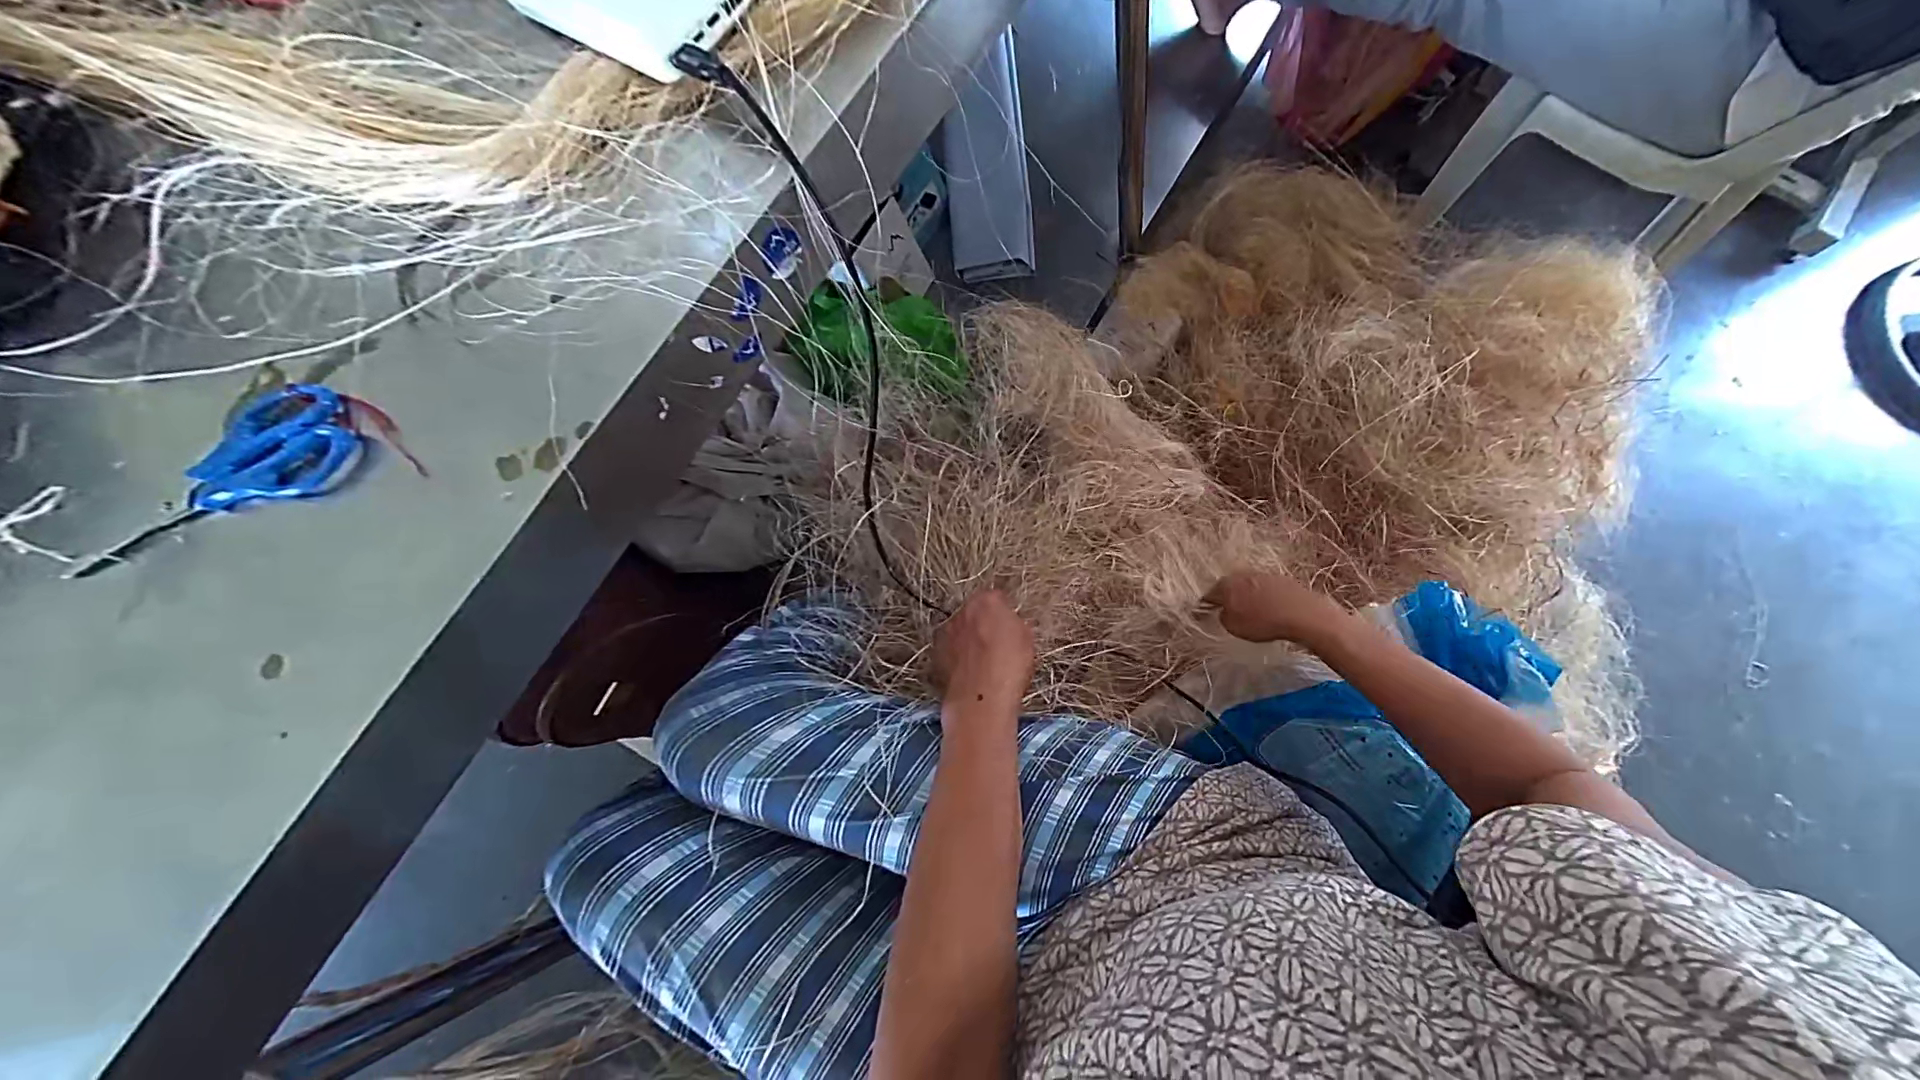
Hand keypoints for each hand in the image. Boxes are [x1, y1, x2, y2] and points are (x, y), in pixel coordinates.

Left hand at [931, 590, 1034, 710]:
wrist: (981, 698)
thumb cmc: (1009, 666)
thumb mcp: (1026, 639)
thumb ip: (1014, 624)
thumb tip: (1009, 625)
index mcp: (986, 602)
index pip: (995, 599)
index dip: (1003, 614)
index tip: (1009, 628)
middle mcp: (962, 612)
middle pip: (974, 613)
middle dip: (982, 625)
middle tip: (996, 646)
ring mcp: (945, 632)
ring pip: (959, 631)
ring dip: (967, 641)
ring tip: (981, 663)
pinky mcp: (935, 654)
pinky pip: (950, 650)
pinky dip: (956, 657)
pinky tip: (968, 673)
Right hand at [1203, 570, 1347, 644]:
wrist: (1303, 614)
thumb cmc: (1262, 622)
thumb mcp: (1233, 626)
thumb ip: (1223, 616)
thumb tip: (1225, 611)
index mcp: (1225, 584)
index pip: (1208, 595)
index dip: (1205, 607)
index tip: (1205, 615)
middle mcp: (1241, 575)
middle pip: (1229, 587)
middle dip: (1228, 598)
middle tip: (1229, 613)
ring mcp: (1263, 575)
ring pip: (1248, 587)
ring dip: (1247, 597)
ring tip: (1253, 614)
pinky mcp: (1282, 580)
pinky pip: (1266, 590)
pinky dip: (1265, 598)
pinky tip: (1271, 611)